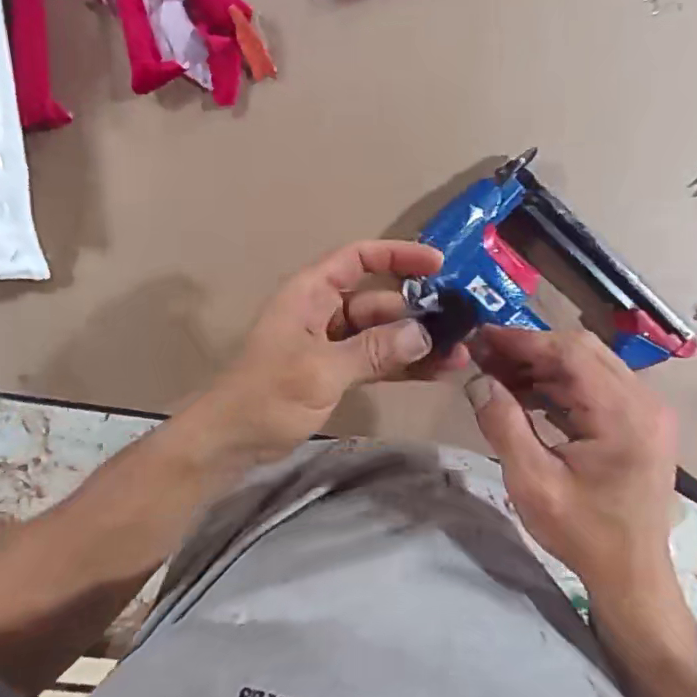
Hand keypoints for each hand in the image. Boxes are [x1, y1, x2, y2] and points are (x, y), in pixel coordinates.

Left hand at [189, 240, 467, 464]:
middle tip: (466, 326)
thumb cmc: (266, 397)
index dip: (398, 256)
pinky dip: (400, 365)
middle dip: (417, 311)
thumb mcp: (321, 370)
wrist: (230, 441)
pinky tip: (435, 373)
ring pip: (379, 334)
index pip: (357, 258)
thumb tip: (424, 333)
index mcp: (309, 294)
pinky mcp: (332, 373)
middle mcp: (320, 312)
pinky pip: (373, 361)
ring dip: (415, 343)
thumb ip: (373, 350)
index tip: (441, 266)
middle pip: (376, 300)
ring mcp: (327, 345)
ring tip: (461, 355)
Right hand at [466, 326, 678, 595]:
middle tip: (482, 355)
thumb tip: (478, 380)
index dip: (522, 340)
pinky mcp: (639, 423)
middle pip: (582, 350)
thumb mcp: (531, 481)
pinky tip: (524, 393)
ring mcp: (646, 411)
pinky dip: (557, 383)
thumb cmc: (581, 531)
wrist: (630, 572)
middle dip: (529, 348)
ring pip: (588, 365)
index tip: (479, 337)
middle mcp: (644, 403)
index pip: (571, 353)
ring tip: (495, 374)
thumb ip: (503, 424)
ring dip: (541, 365)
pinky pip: (595, 386)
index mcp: (624, 415)